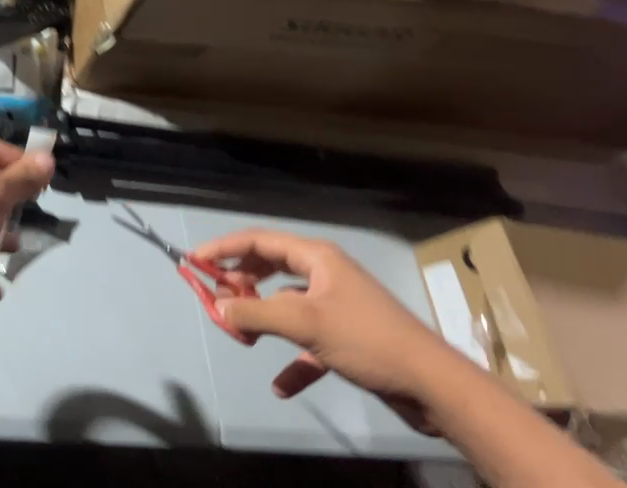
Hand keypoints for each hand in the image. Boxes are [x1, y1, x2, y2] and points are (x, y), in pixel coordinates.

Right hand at [190, 229, 466, 427]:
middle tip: (217, 301)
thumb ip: (255, 313)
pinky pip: (308, 342)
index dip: (223, 249)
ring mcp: (337, 306)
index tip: (193, 262)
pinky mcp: (347, 337)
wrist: (433, 385)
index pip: (259, 241)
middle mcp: (325, 275)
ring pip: (286, 305)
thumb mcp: (303, 323)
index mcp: (316, 258)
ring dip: (263, 320)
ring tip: (243, 336)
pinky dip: (291, 360)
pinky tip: (281, 385)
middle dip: (241, 285)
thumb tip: (219, 307)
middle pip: (270, 269)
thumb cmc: (366, 340)